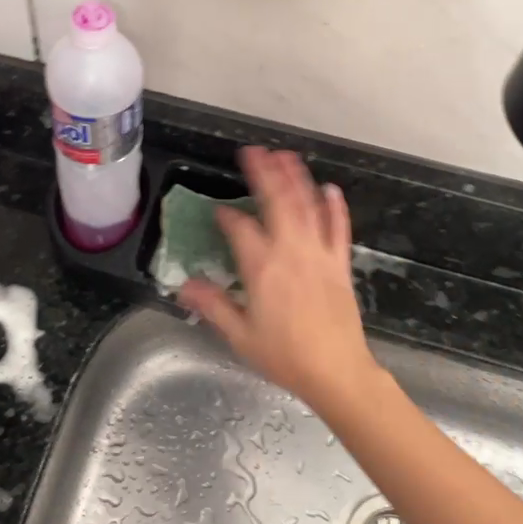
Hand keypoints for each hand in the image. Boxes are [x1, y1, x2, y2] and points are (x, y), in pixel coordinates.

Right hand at [178, 147, 379, 413]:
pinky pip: (338, 229)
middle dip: (265, 174)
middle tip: (254, 151)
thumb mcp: (240, 335)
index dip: (228, 216)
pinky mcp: (340, 264)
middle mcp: (291, 251)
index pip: (240, 228)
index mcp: (262, 267)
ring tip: (286, 156)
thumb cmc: (284, 356)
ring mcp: (319, 255)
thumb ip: (213, 305)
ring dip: (296, 179)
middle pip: (277, 202)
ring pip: (307, 206)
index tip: (219, 211)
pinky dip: (335, 207)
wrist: (336, 372)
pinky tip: (330, 189)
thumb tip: (183, 285)